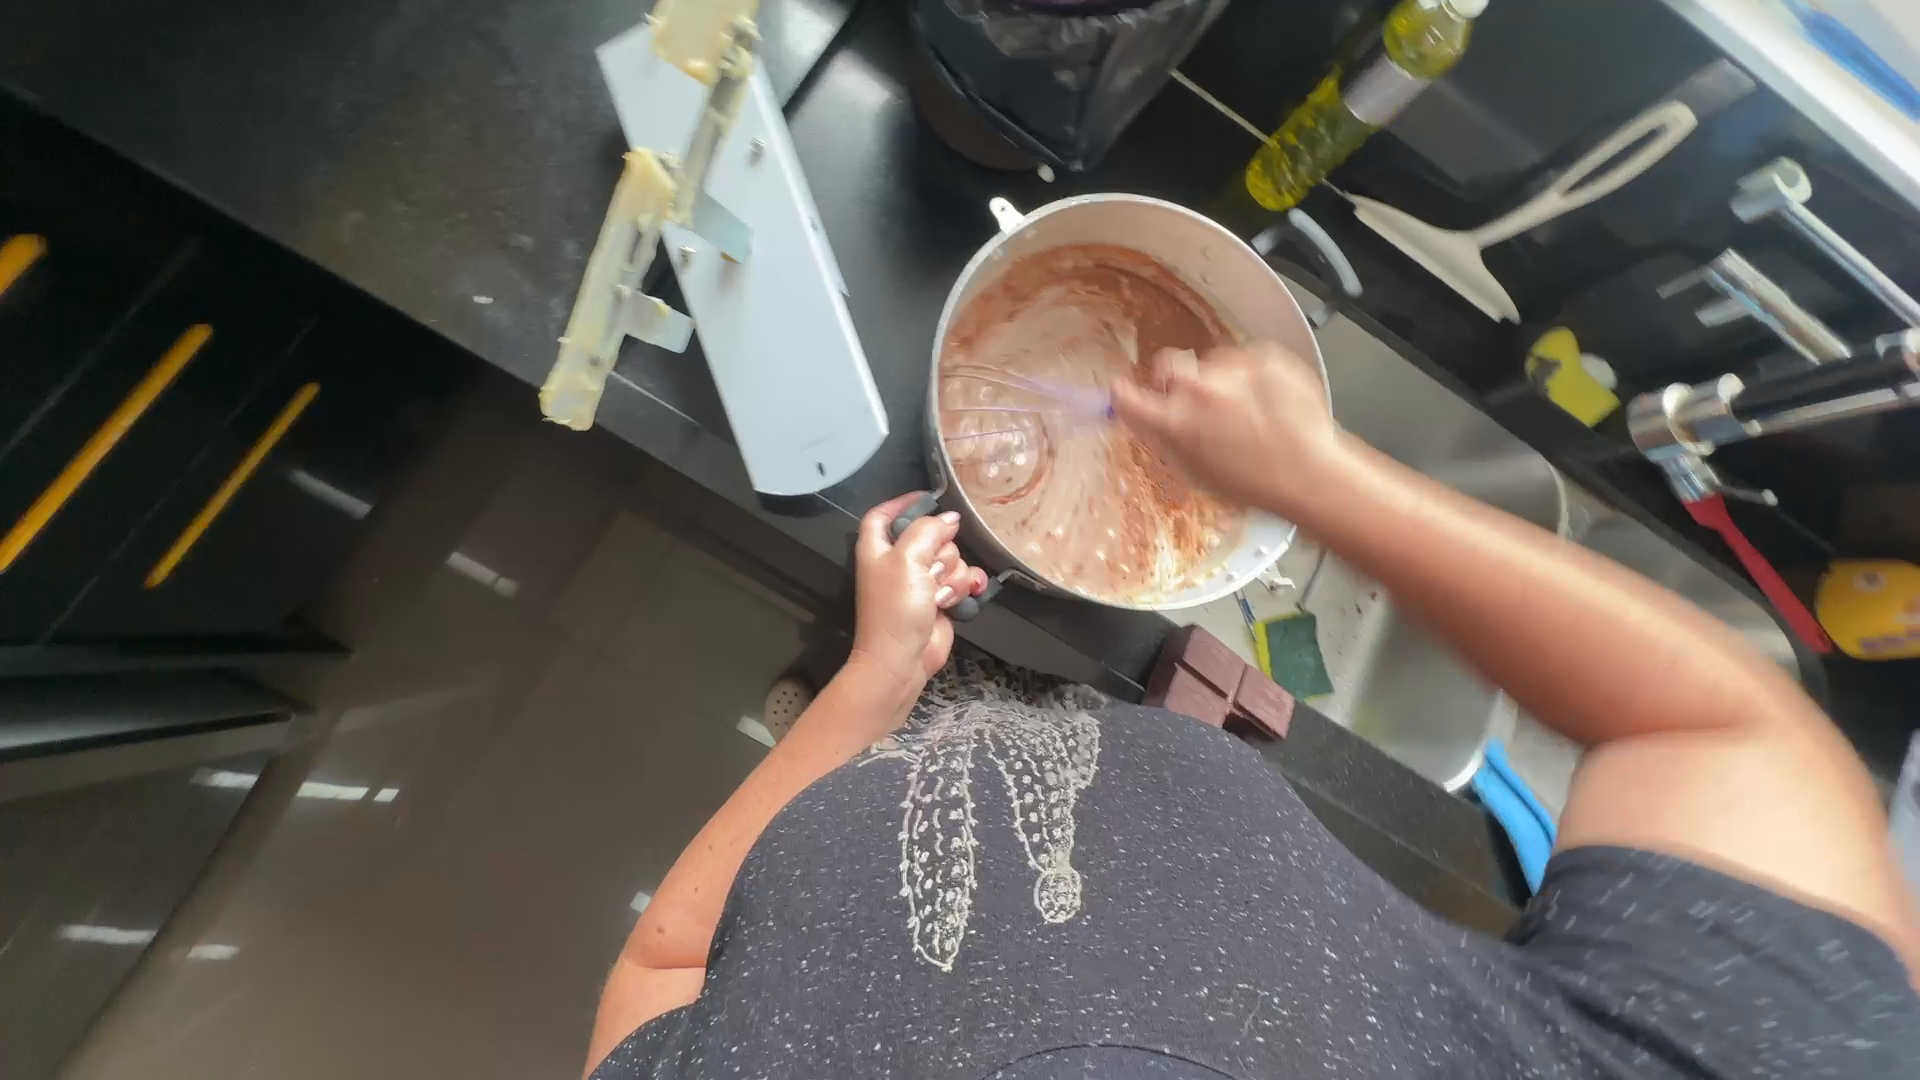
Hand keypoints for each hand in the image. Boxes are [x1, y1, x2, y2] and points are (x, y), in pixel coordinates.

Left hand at [849, 493, 989, 690]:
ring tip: (942, 595)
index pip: (884, 514)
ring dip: (954, 575)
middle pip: (931, 536)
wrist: (902, 660)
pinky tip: (970, 593)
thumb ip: (928, 531)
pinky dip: (969, 585)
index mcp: (879, 548)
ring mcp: (922, 582)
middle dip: (942, 551)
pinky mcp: (941, 599)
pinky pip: (964, 580)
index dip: (902, 503)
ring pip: (952, 559)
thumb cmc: (895, 608)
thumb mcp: (907, 559)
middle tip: (933, 570)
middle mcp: (900, 562)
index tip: (928, 497)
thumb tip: (950, 519)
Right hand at [1109, 341, 1342, 514]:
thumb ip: (1163, 438)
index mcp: (1175, 422)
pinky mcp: (1266, 357)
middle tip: (1189, 402)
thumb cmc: (1252, 483)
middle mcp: (1199, 390)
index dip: (1123, 394)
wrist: (1309, 474)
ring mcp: (1234, 370)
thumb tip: (1142, 417)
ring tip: (1242, 411)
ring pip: (1210, 364)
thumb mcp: (1193, 471)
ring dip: (1216, 381)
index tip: (1123, 392)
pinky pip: (1245, 359)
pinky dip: (1249, 377)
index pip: (1127, 396)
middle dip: (1172, 381)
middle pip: (1167, 366)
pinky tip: (1263, 403)